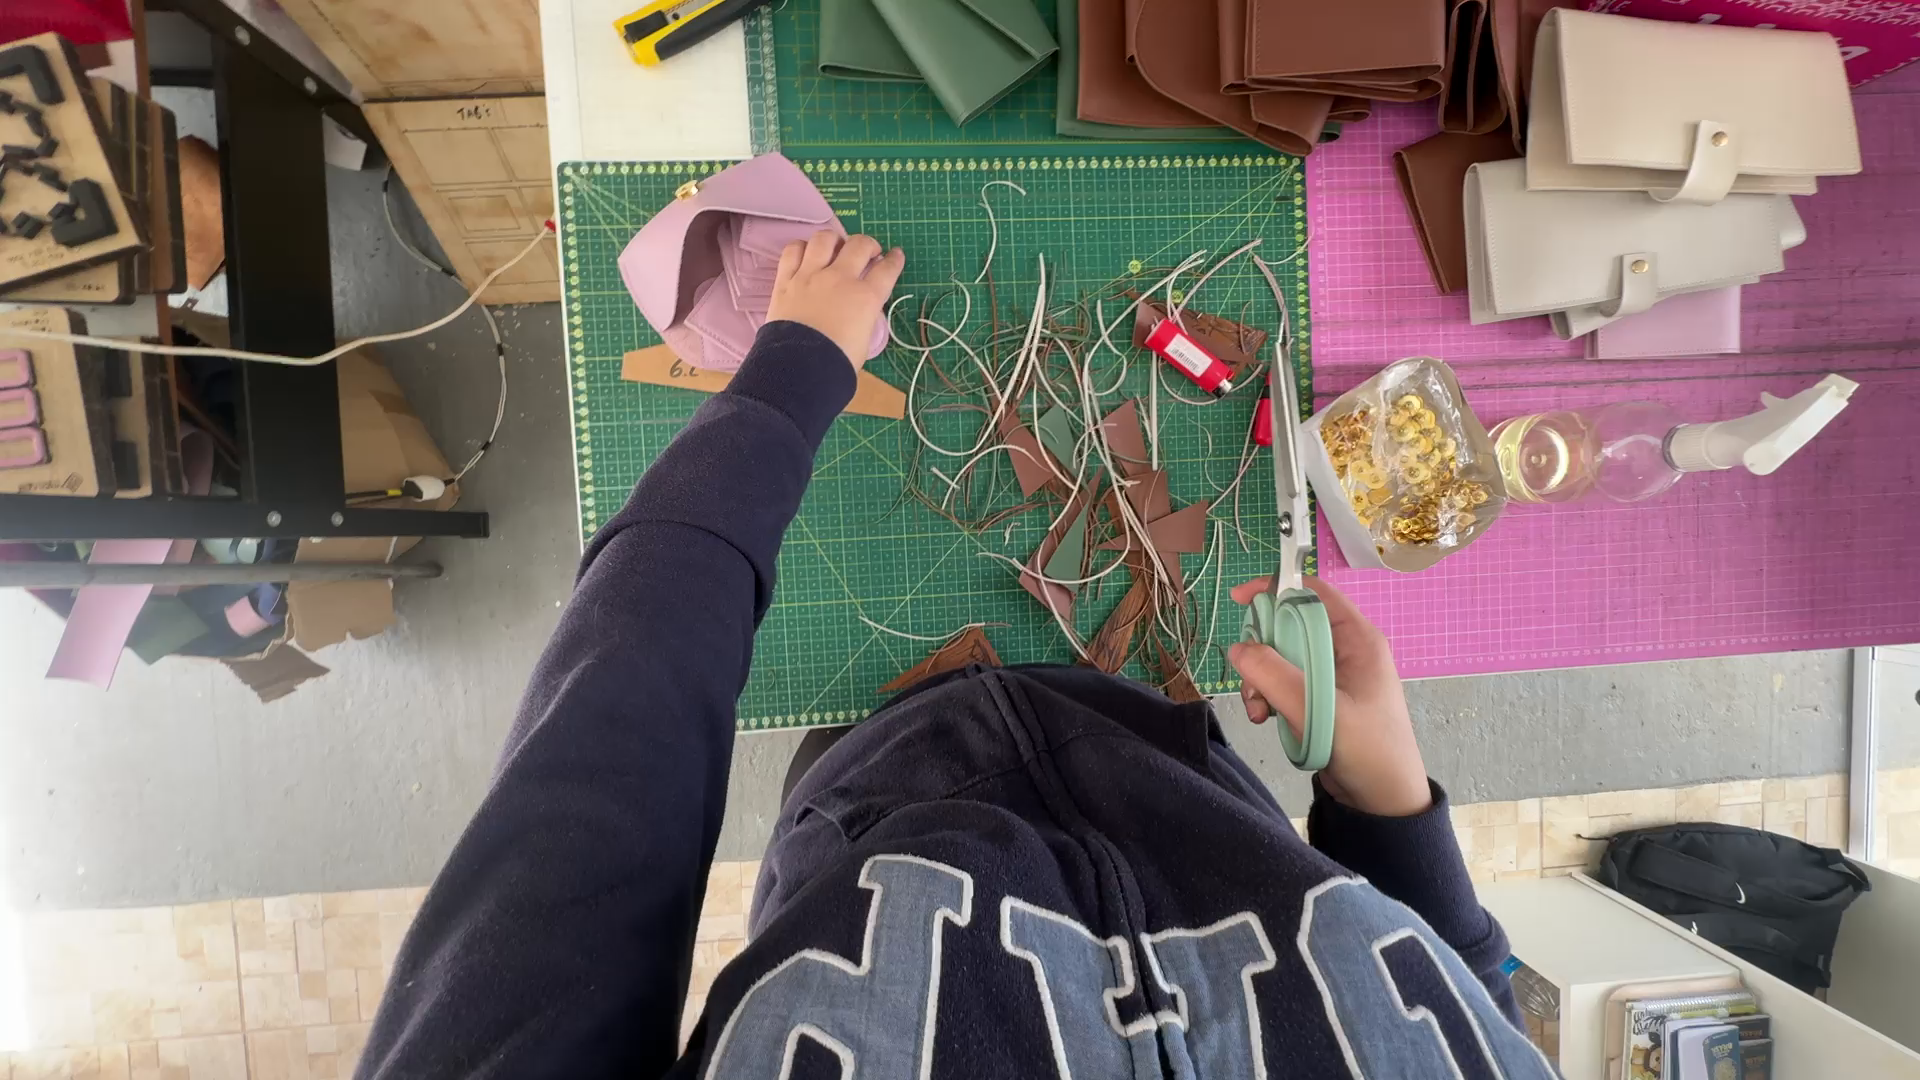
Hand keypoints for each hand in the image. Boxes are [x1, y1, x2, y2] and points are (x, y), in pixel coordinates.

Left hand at [767, 231, 906, 369]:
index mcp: (865, 298)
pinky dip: (802, 248)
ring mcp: (811, 275)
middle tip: (868, 252)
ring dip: (835, 240)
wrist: (801, 368)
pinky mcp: (786, 280)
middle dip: (868, 245)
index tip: (896, 255)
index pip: (886, 270)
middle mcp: (840, 279)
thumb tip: (860, 313)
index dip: (894, 260)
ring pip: (824, 239)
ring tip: (836, 248)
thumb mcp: (864, 342)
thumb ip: (864, 319)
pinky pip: (793, 250)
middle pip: (859, 245)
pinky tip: (806, 254)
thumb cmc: (838, 363)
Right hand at [1228, 575, 1431, 816]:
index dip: (1275, 588)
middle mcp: (1342, 650)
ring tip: (1259, 710)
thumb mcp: (1317, 709)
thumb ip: (1274, 674)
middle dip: (1260, 650)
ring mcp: (1328, 674)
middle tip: (1249, 676)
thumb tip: (1238, 648)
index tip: (1239, 600)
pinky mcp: (1316, 696)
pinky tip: (1265, 718)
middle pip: (1286, 625)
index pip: (1312, 593)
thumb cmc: (1365, 750)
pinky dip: (1265, 696)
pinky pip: (1280, 681)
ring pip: (1277, 655)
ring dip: (1259, 679)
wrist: (1382, 802)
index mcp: (1356, 640)